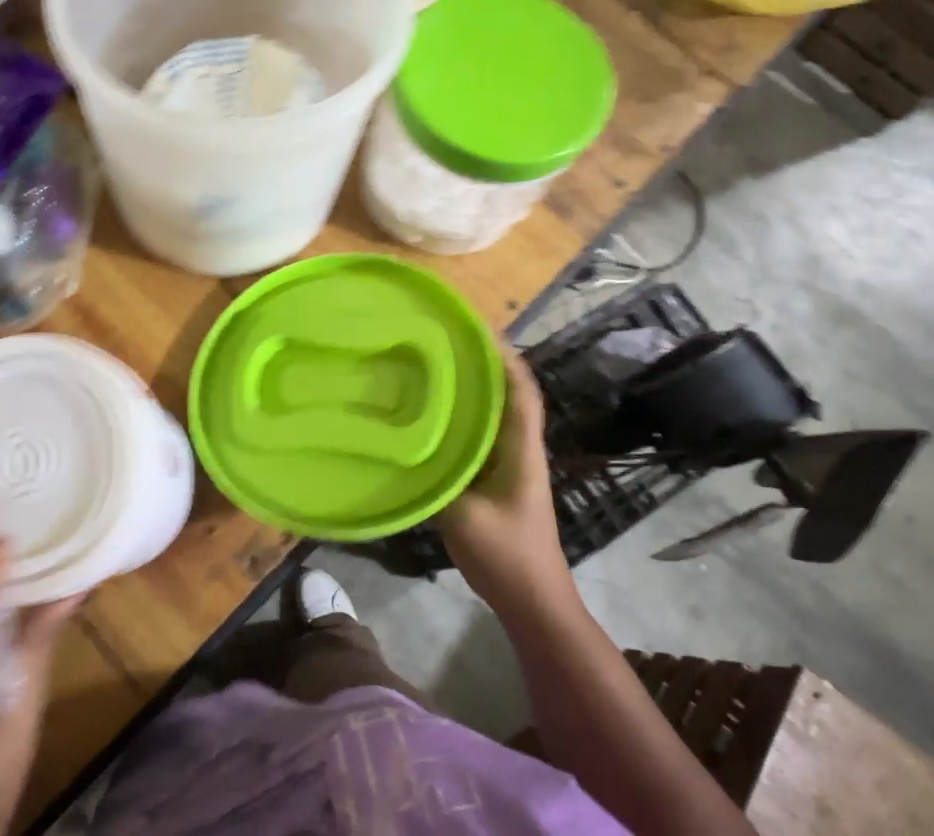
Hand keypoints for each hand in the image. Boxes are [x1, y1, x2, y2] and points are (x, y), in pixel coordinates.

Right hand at [436, 346, 570, 614]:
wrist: (533, 602)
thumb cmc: (506, 555)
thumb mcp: (463, 516)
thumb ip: (434, 480)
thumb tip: (400, 450)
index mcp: (521, 451)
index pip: (521, 392)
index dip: (506, 358)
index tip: (477, 330)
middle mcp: (519, 452)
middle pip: (506, 398)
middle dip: (482, 368)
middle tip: (442, 346)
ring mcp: (509, 470)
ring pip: (492, 420)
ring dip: (471, 396)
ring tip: (432, 375)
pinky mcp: (496, 485)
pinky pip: (479, 443)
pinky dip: (460, 426)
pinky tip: (430, 425)